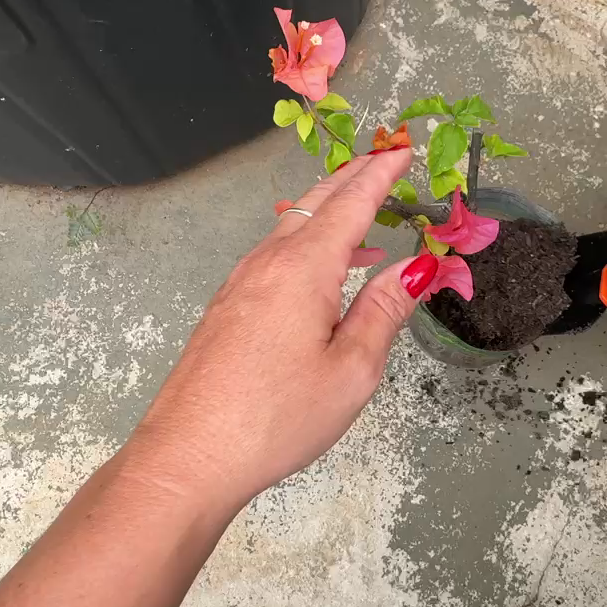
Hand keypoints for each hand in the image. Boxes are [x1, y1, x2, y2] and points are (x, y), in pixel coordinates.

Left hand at [126, 147, 421, 512]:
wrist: (188, 457)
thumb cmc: (278, 416)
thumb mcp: (351, 369)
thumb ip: (385, 310)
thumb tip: (418, 265)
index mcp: (304, 268)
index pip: (351, 203)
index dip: (381, 174)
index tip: (404, 149)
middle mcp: (269, 261)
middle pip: (317, 202)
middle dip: (354, 176)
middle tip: (385, 160)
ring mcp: (242, 281)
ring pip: (294, 225)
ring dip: (331, 208)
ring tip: (366, 212)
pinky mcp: (229, 304)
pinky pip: (278, 252)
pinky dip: (310, 240)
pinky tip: (327, 270)